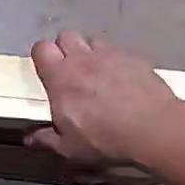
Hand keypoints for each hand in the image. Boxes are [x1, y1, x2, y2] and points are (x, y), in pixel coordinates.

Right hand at [25, 31, 182, 167]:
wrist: (153, 128)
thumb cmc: (106, 139)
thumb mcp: (70, 148)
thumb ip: (47, 140)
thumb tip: (30, 139)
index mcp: (61, 78)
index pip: (41, 49)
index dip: (42, 57)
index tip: (47, 72)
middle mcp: (83, 59)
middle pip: (65, 36)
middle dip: (65, 49)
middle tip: (70, 72)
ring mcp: (111, 55)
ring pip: (92, 40)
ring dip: (90, 53)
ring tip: (97, 75)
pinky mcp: (135, 57)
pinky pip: (119, 51)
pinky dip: (116, 61)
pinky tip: (122, 81)